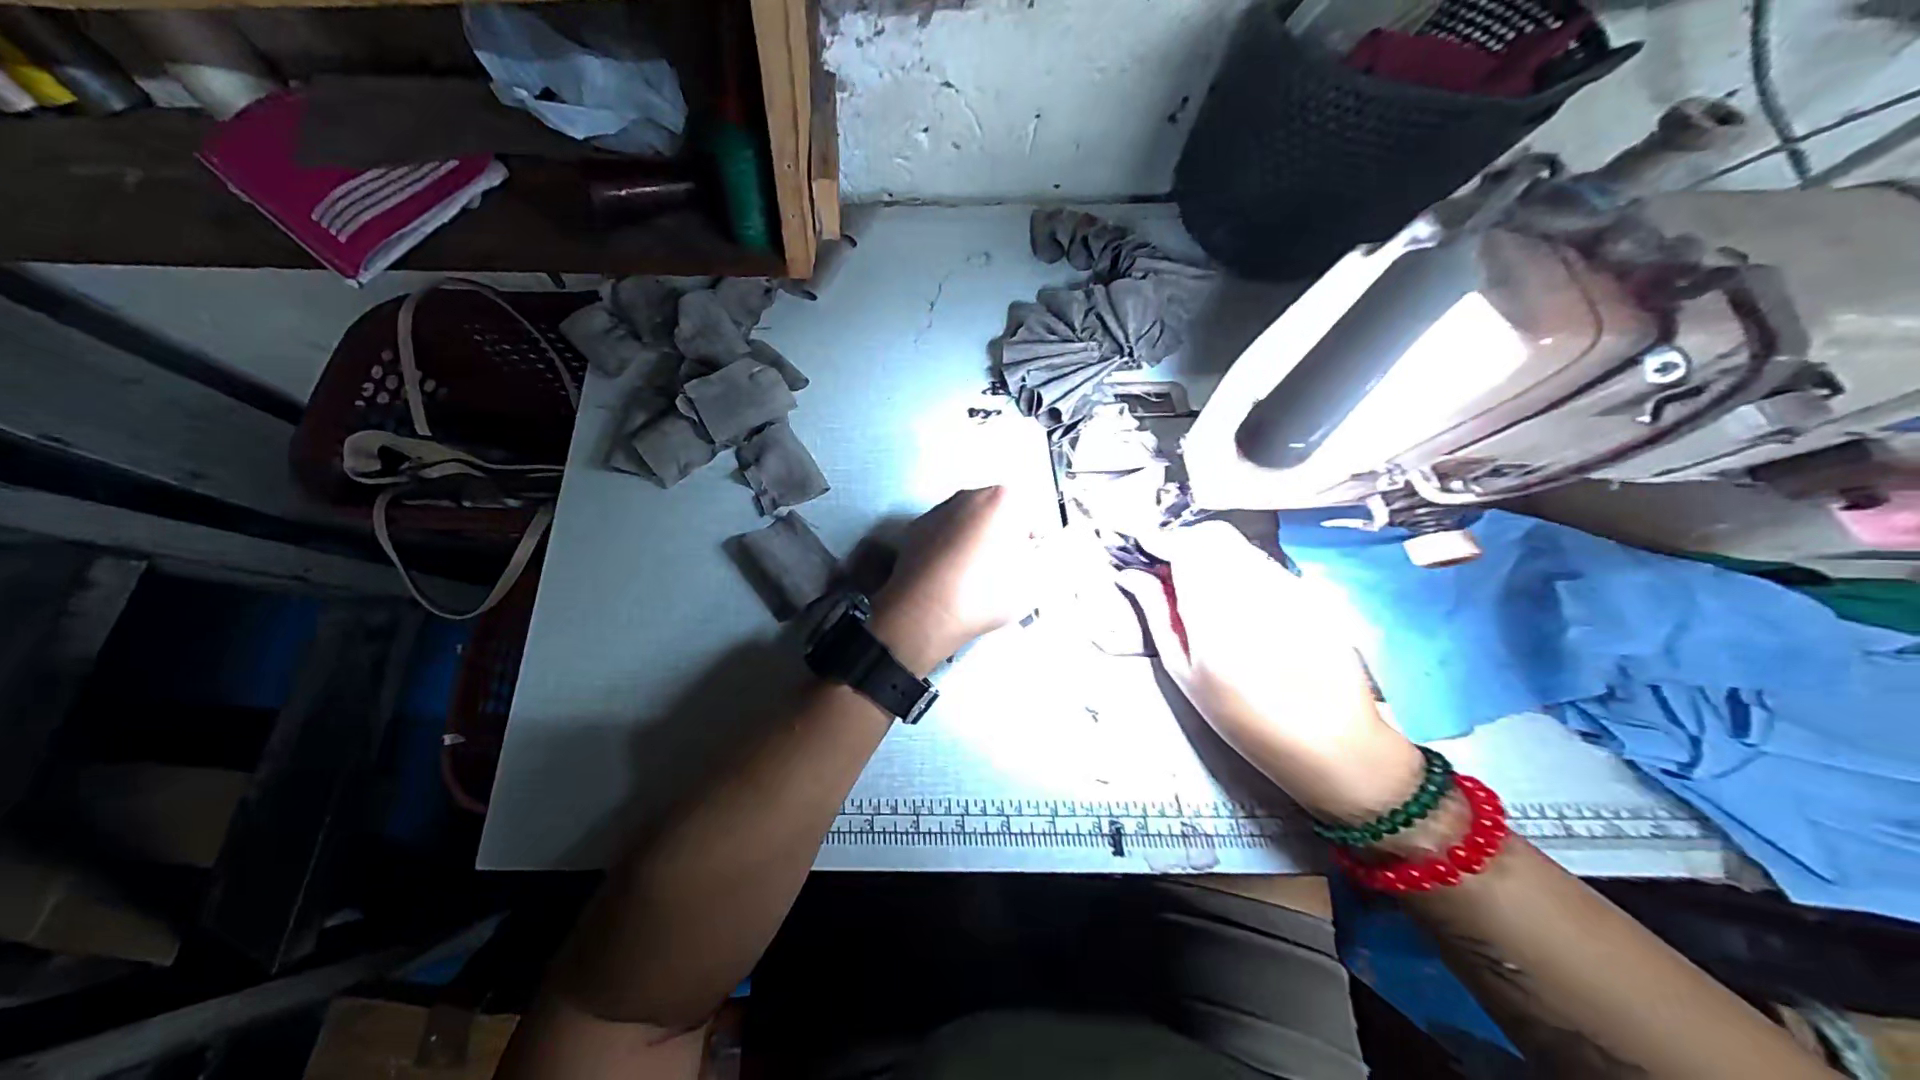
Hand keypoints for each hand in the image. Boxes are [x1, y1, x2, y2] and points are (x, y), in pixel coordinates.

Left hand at [870, 486, 1044, 675]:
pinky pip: (943, 532)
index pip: (1027, 515)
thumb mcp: (1030, 586)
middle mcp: (967, 495)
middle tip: (1003, 566)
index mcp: (1000, 500)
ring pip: (967, 520)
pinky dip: (949, 546)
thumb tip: (1036, 556)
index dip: (1031, 539)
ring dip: (974, 538)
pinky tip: (949, 573)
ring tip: (974, 573)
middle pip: (995, 511)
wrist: (922, 615)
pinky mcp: (914, 529)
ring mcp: (937, 510)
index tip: (1028, 560)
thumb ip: (1040, 564)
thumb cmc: (982, 596)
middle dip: (1002, 533)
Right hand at [1117, 521, 1426, 824]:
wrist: (1330, 741)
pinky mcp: (1312, 591)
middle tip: (1174, 572)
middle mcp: (1256, 591)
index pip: (1184, 547)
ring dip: (1216, 557)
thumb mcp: (1185, 674)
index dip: (1160, 541)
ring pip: (1240, 546)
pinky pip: (1267, 564)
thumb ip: (1158, 615)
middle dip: (1188, 545)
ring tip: (1209, 594)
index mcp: (1215, 615)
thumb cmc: (1245, 718)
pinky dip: (1245, 572)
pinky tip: (1244, 607)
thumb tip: (1132, 576)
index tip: (1146, 548)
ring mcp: (1290, 587)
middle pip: (1213, 536)